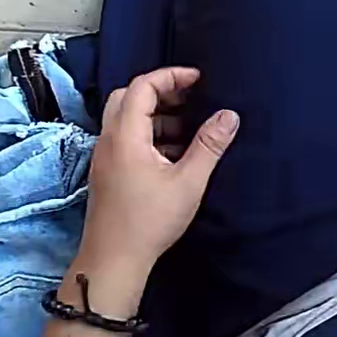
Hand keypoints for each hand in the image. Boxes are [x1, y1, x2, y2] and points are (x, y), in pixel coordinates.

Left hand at [73, 67, 238, 279]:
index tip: (198, 79)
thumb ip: (209, 145)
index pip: (142, 87)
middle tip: (192, 96)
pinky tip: (176, 152)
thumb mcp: (189, 181)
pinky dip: (151, 133)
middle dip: (161, 91)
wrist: (115, 259)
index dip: (170, 76)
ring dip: (157, 114)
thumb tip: (229, 115)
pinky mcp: (109, 171)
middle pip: (129, 97)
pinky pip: (128, 138)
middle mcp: (109, 140)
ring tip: (190, 127)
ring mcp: (106, 156)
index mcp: (126, 136)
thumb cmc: (151, 220)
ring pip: (127, 118)